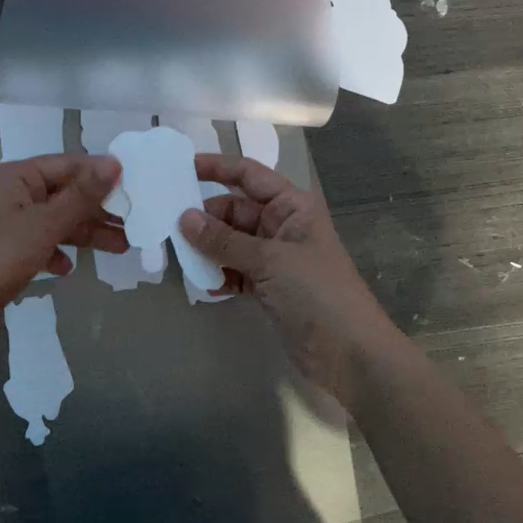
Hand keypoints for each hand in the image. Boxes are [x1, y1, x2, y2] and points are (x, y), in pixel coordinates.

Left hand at [0, 154, 126, 358]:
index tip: (138, 184)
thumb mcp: (44, 225)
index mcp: (18, 176)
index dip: (102, 173)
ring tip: (121, 247)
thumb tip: (115, 163)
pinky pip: (42, 244)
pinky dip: (58, 252)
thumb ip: (81, 195)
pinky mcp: (7, 252)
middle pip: (65, 193)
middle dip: (99, 208)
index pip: (69, 164)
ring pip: (57, 220)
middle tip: (136, 222)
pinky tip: (69, 269)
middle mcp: (13, 194)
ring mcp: (8, 223)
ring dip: (86, 232)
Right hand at [180, 154, 391, 403]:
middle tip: (171, 226)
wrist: (352, 355)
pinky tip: (205, 286)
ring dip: (209, 248)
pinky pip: (235, 270)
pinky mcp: (268, 287)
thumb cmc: (317, 292)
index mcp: (292, 206)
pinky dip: (220, 275)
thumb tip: (184, 218)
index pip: (249, 175)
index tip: (181, 168)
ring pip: (231, 242)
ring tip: (181, 257)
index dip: (217, 167)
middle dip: (205, 217)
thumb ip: (224, 240)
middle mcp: (282, 226)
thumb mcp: (269, 260)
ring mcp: (275, 258)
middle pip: (234, 209)